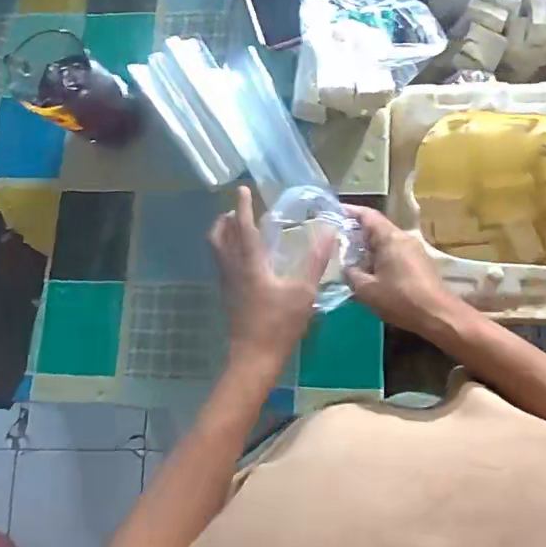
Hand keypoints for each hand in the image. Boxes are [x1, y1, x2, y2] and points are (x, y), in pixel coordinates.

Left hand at [210, 186, 328, 365]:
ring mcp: (227, 282)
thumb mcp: (303, 291)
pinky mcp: (228, 295)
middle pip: (219, 236)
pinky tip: (245, 257)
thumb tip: (328, 233)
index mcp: (249, 264)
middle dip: (227, 219)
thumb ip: (315, 261)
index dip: (243, 206)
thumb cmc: (279, 324)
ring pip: (218, 249)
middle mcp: (233, 269)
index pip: (243, 227)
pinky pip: (223, 262)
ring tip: (240, 228)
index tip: (242, 189)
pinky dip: (229, 249)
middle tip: (239, 210)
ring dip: (225, 233)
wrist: (254, 357)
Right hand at [343, 205, 473, 338]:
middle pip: (377, 227)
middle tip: (336, 238)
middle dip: (356, 231)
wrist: (438, 316)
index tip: (333, 212)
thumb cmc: (400, 299)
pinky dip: (379, 256)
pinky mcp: (419, 263)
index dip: (349, 211)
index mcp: (390, 238)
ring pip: (386, 241)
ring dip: (368, 246)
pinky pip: (395, 252)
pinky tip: (369, 270)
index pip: (368, 215)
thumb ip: (351, 274)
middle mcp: (403, 238)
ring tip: (349, 255)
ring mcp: (414, 250)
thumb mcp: (366, 290)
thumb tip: (347, 267)